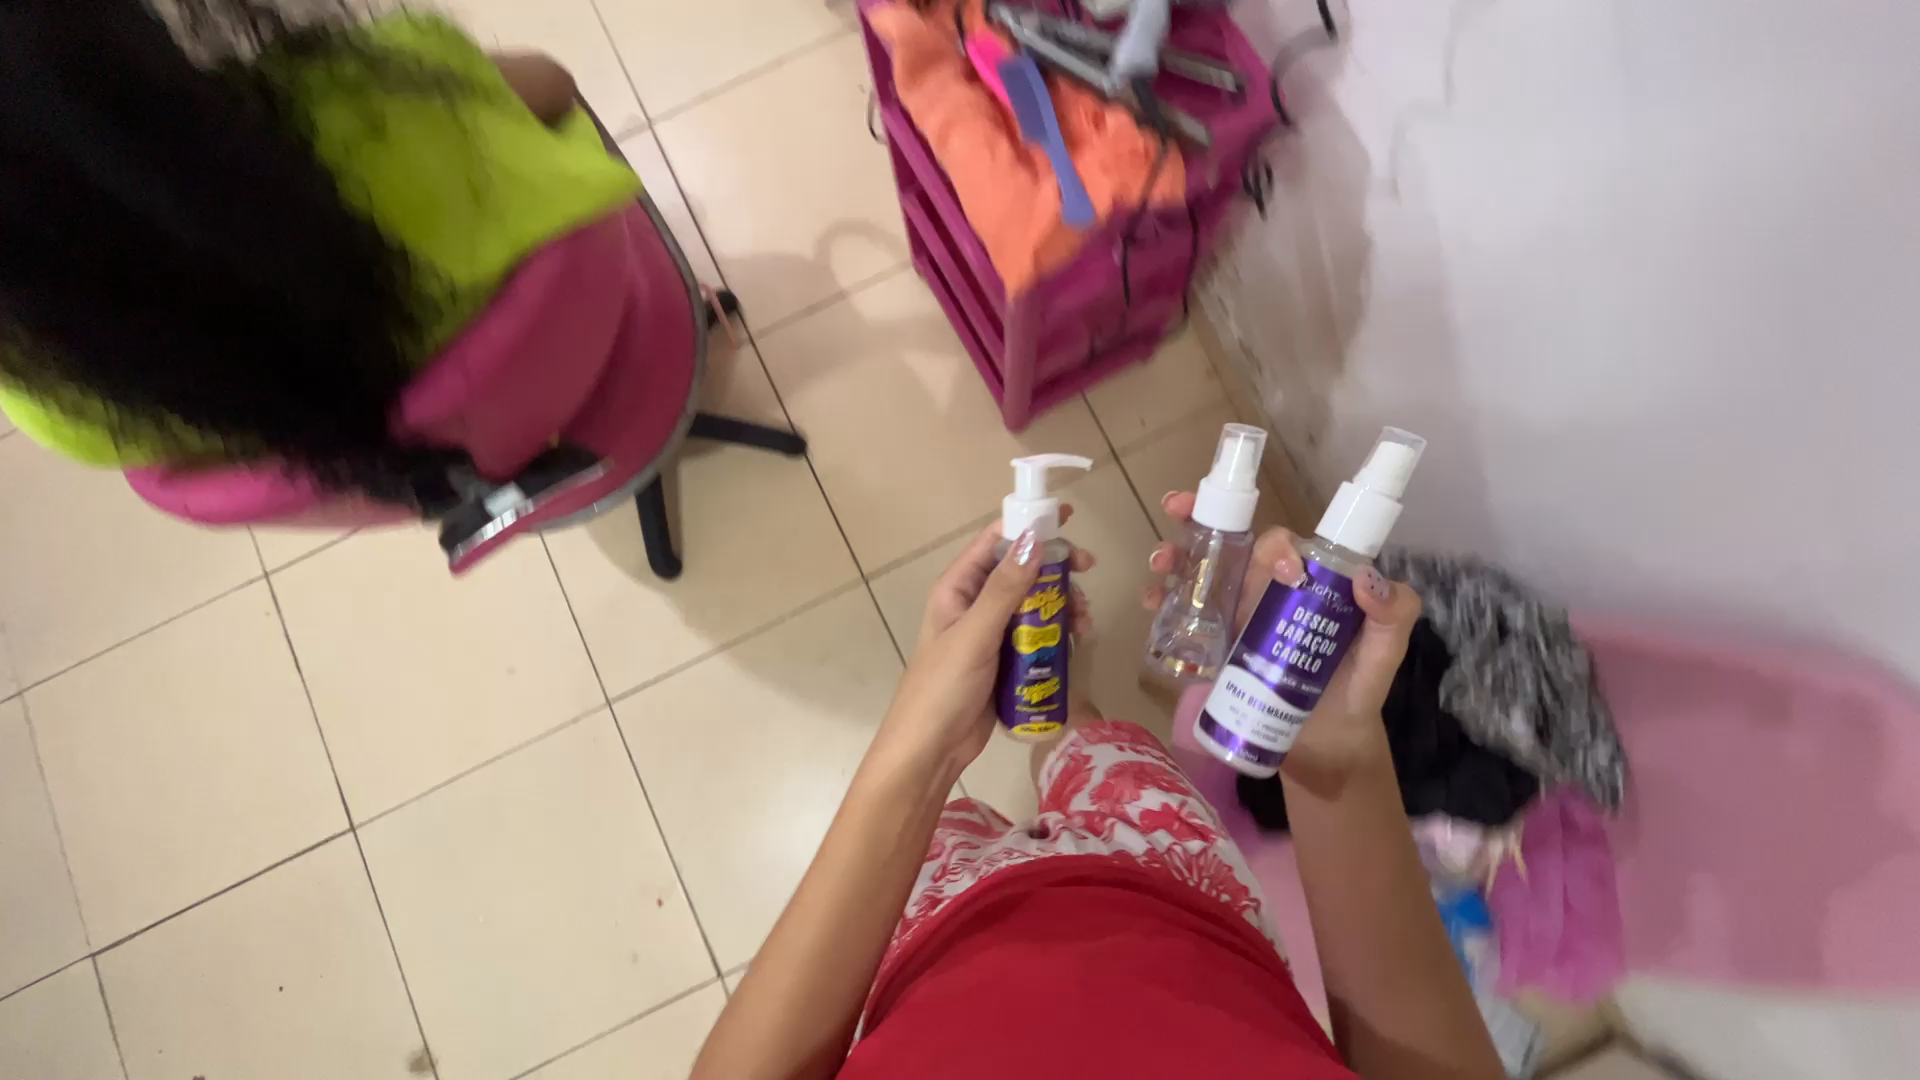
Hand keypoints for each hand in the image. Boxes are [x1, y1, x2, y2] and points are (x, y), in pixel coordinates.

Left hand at [873, 513, 1094, 780]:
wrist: (931, 750)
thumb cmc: (943, 687)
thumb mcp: (975, 634)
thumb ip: (1004, 589)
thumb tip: (1033, 539)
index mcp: (958, 588)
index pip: (994, 542)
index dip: (1028, 525)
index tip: (1068, 519)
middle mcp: (974, 604)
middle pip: (1021, 570)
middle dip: (1055, 569)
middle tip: (1088, 570)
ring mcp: (991, 633)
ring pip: (1034, 603)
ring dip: (1061, 603)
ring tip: (1083, 619)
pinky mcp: (1006, 660)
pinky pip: (1037, 635)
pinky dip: (1058, 633)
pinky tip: (1076, 641)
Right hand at [1140, 492, 1419, 774]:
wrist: (1323, 742)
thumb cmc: (1354, 687)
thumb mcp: (1383, 651)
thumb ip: (1393, 615)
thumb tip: (1366, 579)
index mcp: (1299, 580)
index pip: (1281, 545)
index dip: (1274, 544)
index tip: (1284, 568)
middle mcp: (1259, 587)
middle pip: (1225, 542)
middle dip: (1198, 516)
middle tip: (1177, 507)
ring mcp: (1229, 614)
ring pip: (1194, 570)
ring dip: (1172, 556)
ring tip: (1160, 562)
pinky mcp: (1208, 644)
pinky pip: (1178, 615)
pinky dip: (1160, 601)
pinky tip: (1152, 602)